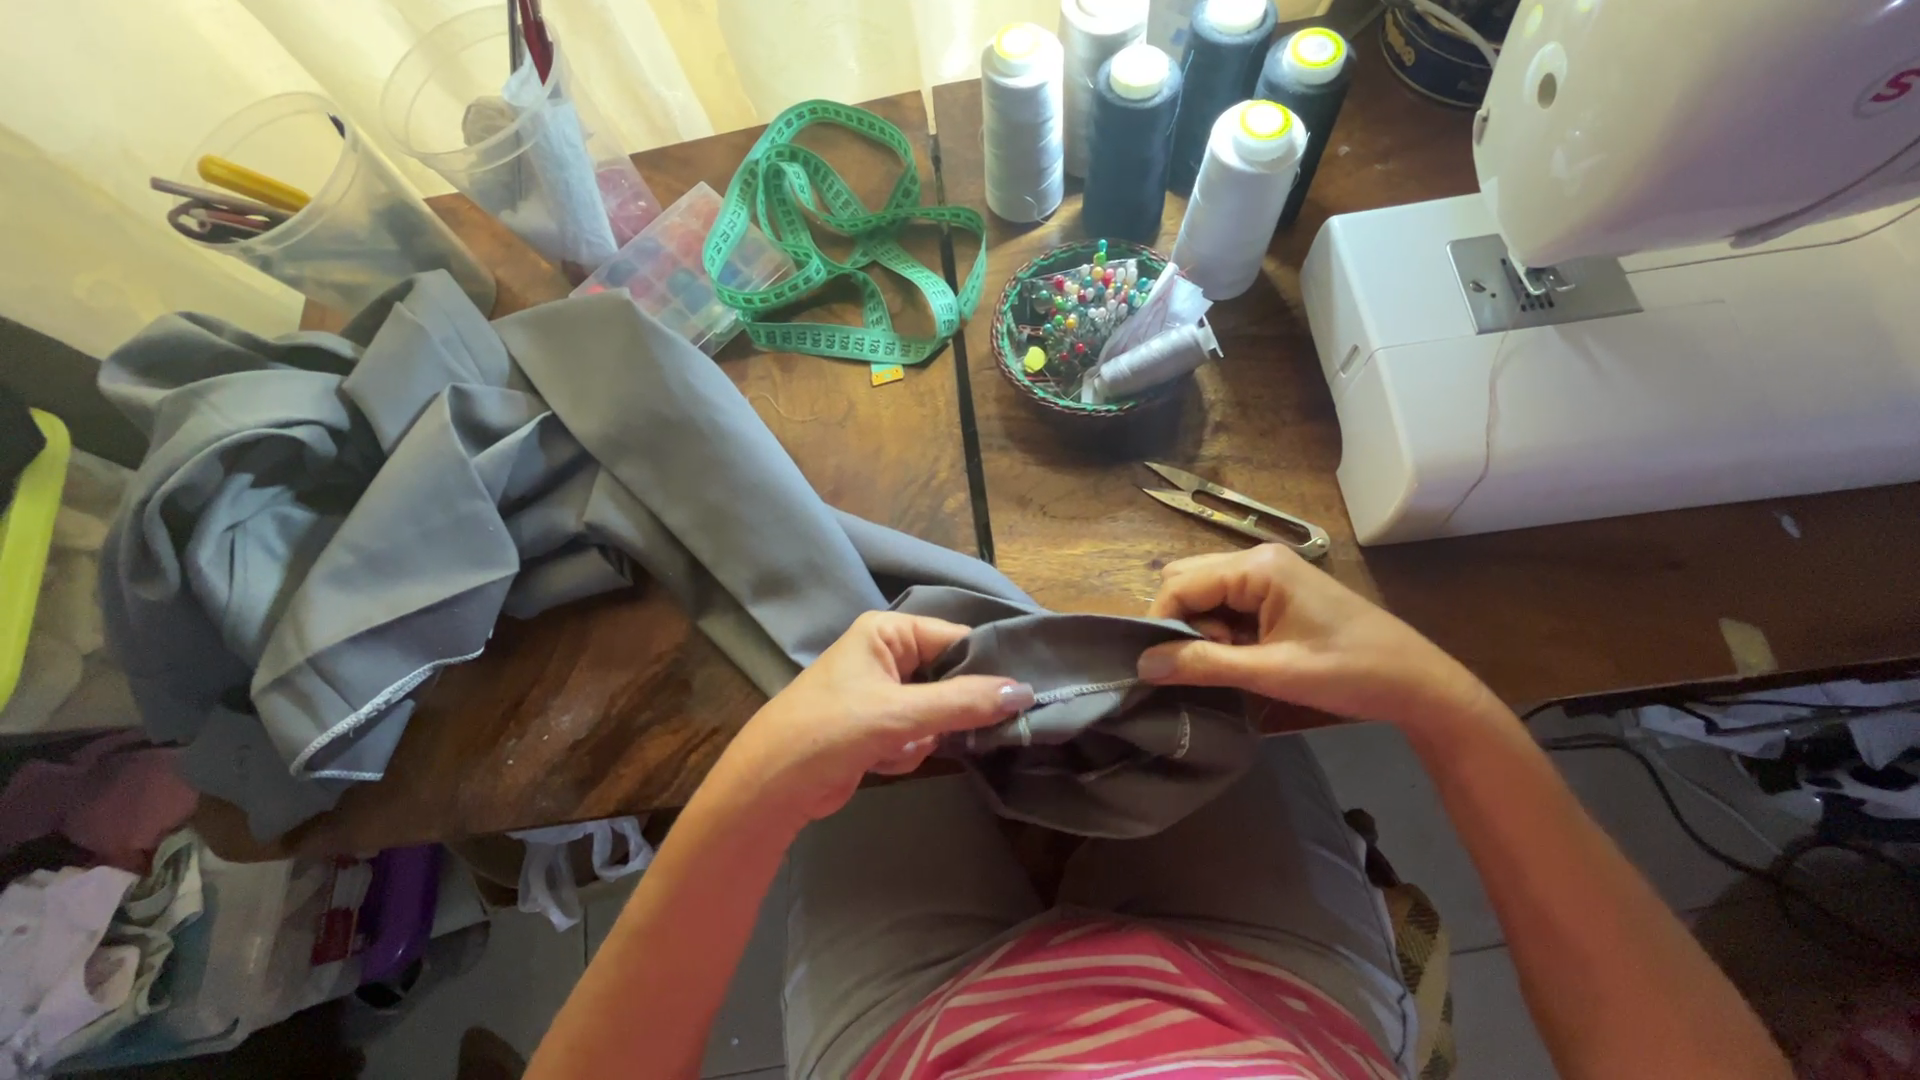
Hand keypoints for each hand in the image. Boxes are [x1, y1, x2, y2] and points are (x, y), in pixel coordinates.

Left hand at [711, 612, 1035, 825]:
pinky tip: (882, 760)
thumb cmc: (831, 731)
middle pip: (950, 677)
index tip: (1021, 697)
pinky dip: (908, 750)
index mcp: (887, 631)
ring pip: (939, 712)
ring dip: (926, 736)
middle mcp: (887, 654)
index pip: (956, 639)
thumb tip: (1025, 692)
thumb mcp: (900, 713)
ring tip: (899, 746)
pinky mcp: (880, 728)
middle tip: (969, 730)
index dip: (987, 667)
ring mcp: (883, 693)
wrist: (772, 787)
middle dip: (950, 711)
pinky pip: (919, 734)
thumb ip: (963, 702)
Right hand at [1137, 545, 1500, 732]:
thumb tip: (1142, 665)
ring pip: (1205, 594)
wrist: (1418, 684)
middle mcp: (1259, 559)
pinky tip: (1241, 658)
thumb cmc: (1349, 672)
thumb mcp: (1272, 671)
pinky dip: (1221, 631)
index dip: (1161, 622)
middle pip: (1188, 582)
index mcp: (1258, 566)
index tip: (1160, 667)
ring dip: (1202, 630)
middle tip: (1204, 663)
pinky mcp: (1278, 594)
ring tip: (1228, 663)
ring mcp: (1270, 575)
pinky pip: (1228, 605)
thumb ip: (1203, 664)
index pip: (1180, 584)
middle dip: (1181, 623)